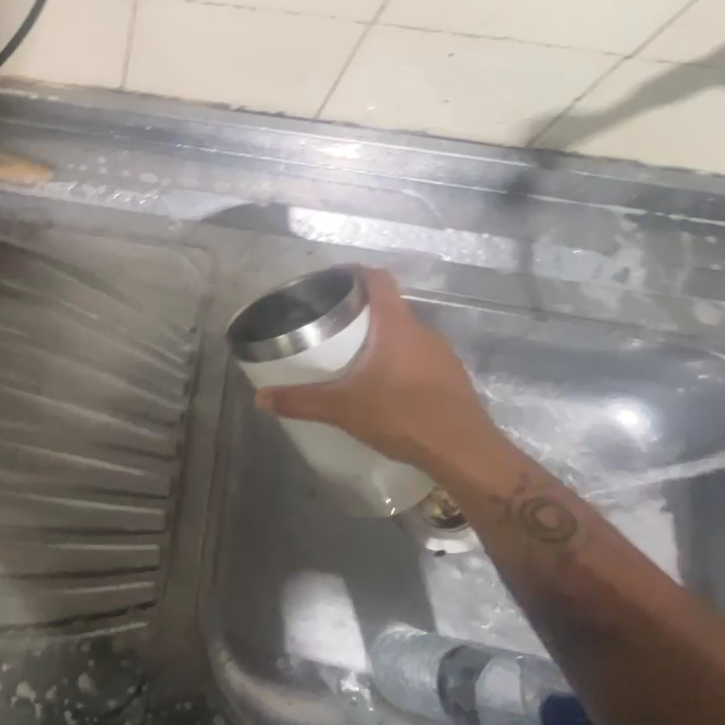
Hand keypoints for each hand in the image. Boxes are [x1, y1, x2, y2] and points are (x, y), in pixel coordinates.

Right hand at [254, 267, 512, 482]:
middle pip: (388, 307)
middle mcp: (422, 331)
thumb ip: (300, 401)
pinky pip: (418, 358)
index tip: (330, 281)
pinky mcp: (451, 378)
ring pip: (404, 335)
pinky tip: (382, 387)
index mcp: (395, 325)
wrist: (464, 452)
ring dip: (379, 339)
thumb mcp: (342, 408)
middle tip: (329, 327)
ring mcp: (441, 355)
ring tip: (352, 358)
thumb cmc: (402, 415)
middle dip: (359, 312)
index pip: (378, 278)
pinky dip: (397, 362)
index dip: (354, 272)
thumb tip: (260, 398)